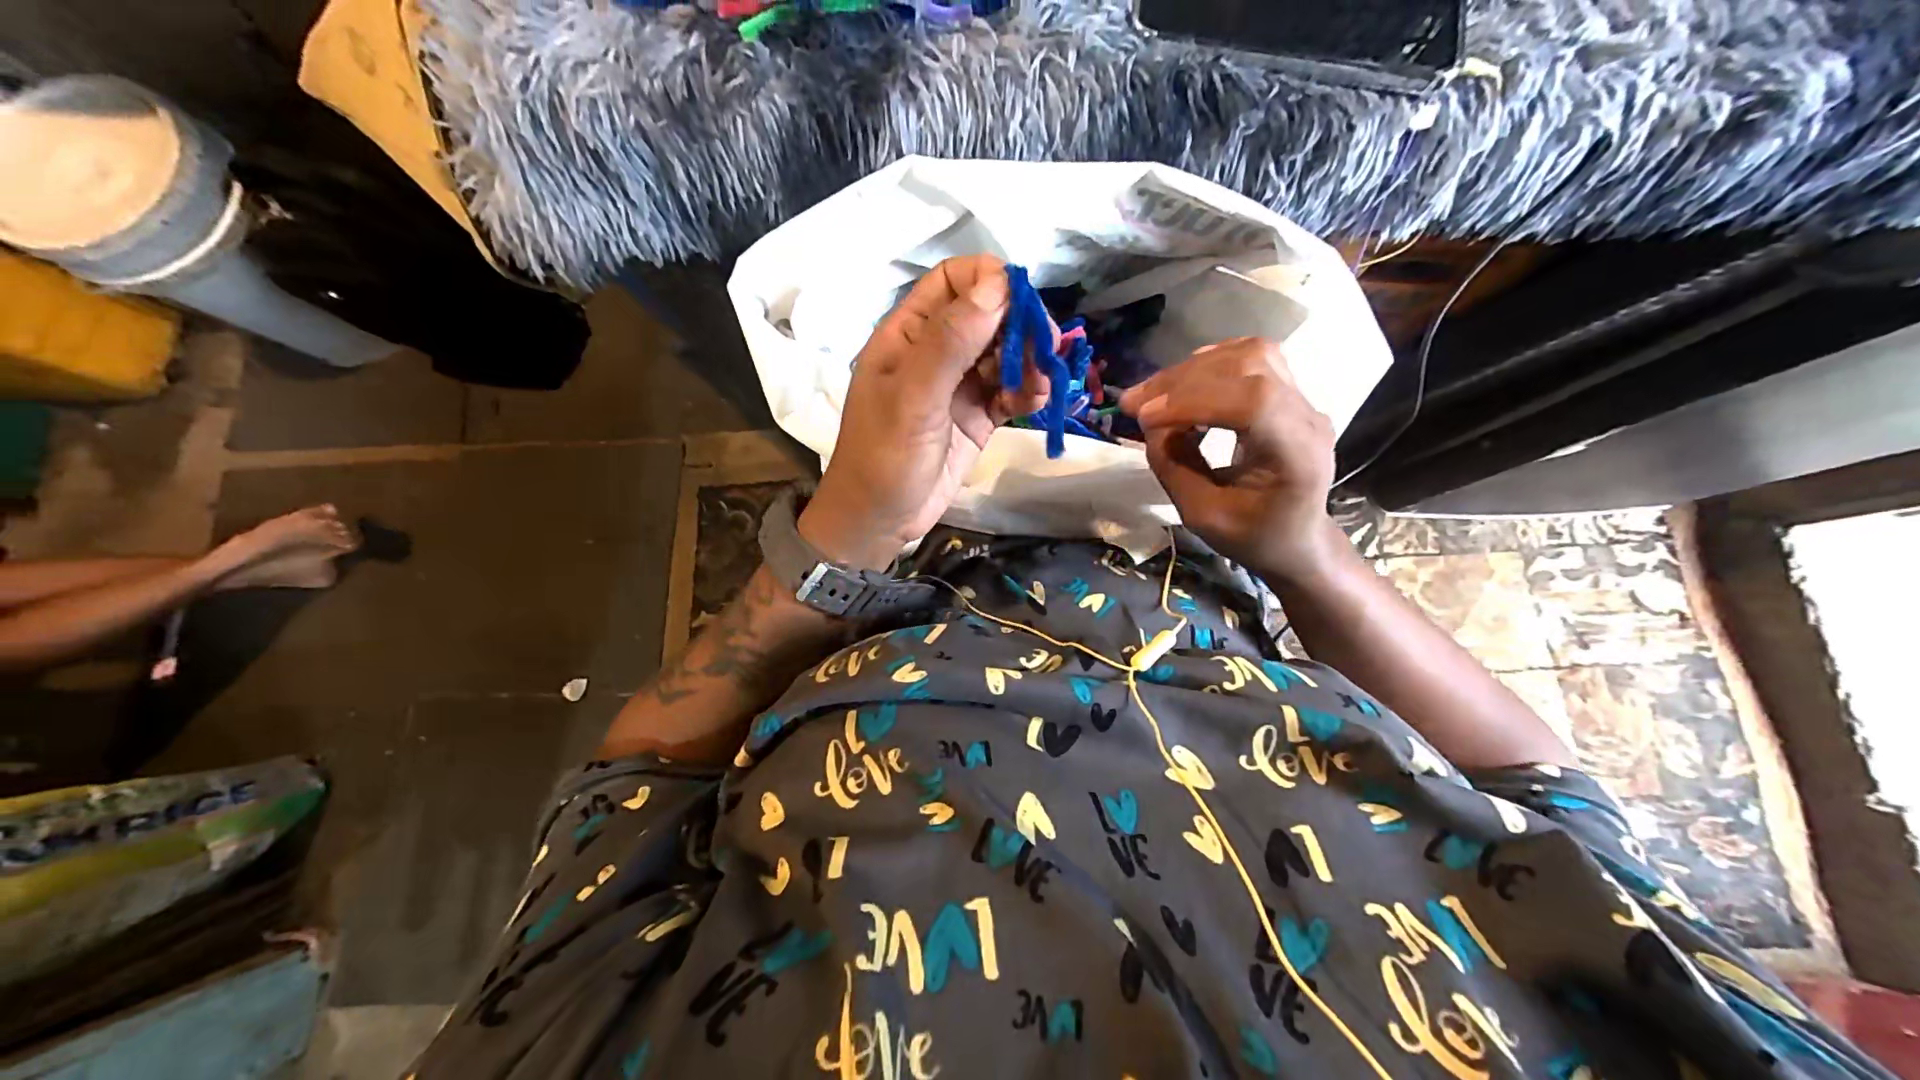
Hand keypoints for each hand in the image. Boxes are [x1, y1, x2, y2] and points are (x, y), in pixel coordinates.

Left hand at [799, 256, 1049, 569]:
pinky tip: (1035, 401)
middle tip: (1045, 345)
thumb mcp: (913, 399)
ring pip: (1004, 353)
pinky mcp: (977, 417)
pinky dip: (1027, 391)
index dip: (988, 280)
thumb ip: (950, 343)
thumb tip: (995, 286)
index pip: (951, 282)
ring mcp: (958, 385)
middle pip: (987, 314)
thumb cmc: (883, 458)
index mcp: (908, 335)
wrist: (878, 522)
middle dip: (1019, 323)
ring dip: (1028, 360)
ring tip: (1041, 382)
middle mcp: (936, 353)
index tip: (1021, 301)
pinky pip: (1010, 391)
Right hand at [1119, 338, 1338, 580]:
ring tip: (1153, 395)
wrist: (1296, 541)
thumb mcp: (1203, 516)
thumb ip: (1174, 467)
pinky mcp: (1289, 394)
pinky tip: (1182, 387)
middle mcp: (1308, 415)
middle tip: (1132, 403)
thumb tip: (1150, 424)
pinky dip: (1208, 367)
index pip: (1252, 401)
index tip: (1144, 418)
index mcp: (1298, 454)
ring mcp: (1303, 399)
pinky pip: (1251, 360)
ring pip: (1248, 354)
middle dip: (1182, 381)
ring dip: (1192, 370)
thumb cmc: (1253, 537)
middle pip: (1248, 367)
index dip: (1194, 400)